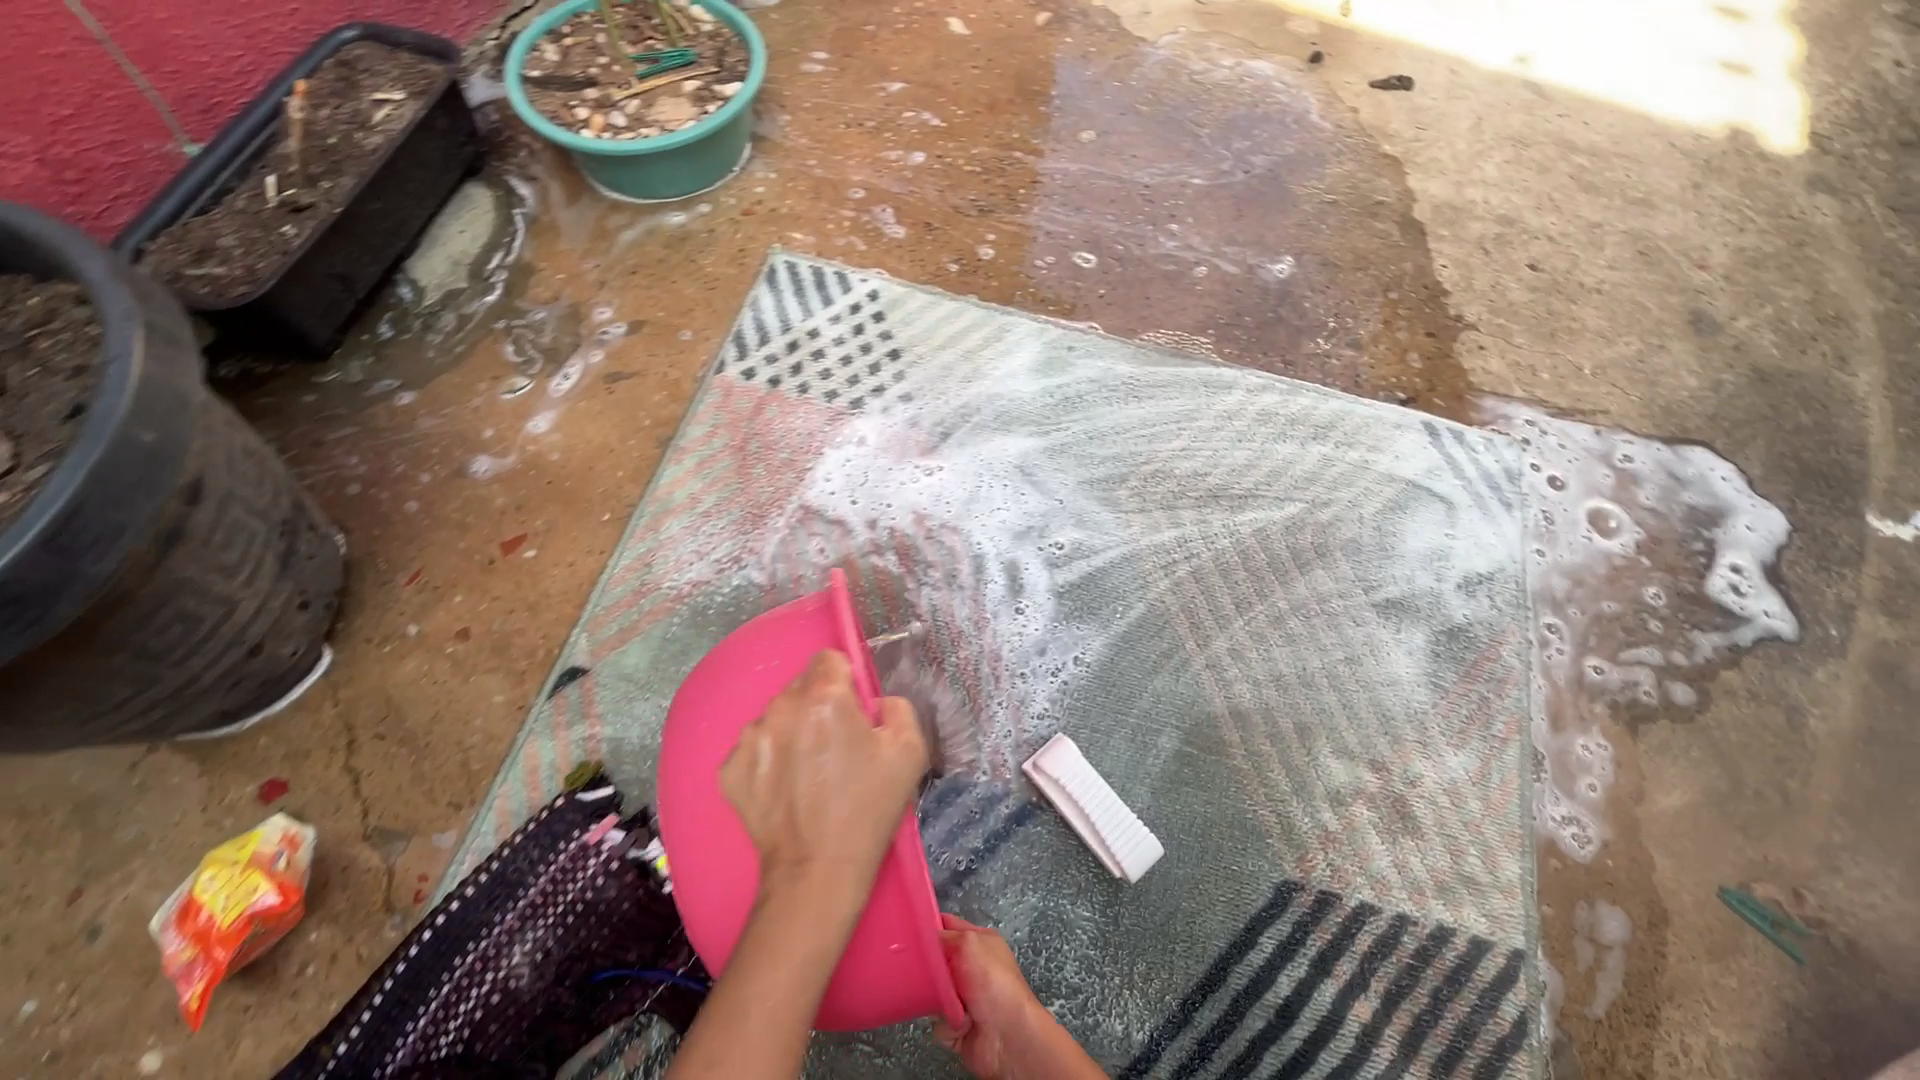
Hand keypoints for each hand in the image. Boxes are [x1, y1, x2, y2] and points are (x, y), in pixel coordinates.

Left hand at [719, 650, 927, 907]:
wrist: (817, 870)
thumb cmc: (868, 809)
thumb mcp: (910, 751)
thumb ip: (897, 707)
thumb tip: (876, 703)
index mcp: (824, 697)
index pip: (828, 658)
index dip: (845, 680)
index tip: (853, 709)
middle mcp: (780, 708)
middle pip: (800, 688)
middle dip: (818, 707)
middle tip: (836, 747)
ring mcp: (749, 739)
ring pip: (775, 718)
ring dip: (791, 732)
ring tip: (809, 774)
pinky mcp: (729, 770)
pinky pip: (754, 750)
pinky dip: (768, 761)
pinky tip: (785, 790)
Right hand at [934, 915, 1106, 1079]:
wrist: (1008, 1036)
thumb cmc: (993, 982)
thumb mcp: (968, 944)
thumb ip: (944, 935)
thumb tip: (926, 938)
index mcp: (979, 942)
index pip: (947, 926)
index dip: (927, 926)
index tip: (905, 930)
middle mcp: (971, 968)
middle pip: (935, 961)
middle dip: (928, 969)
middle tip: (919, 972)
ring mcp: (964, 997)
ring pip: (931, 992)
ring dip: (937, 1000)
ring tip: (949, 1004)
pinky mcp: (958, 1024)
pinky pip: (937, 1022)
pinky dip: (946, 1024)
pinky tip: (960, 1025)